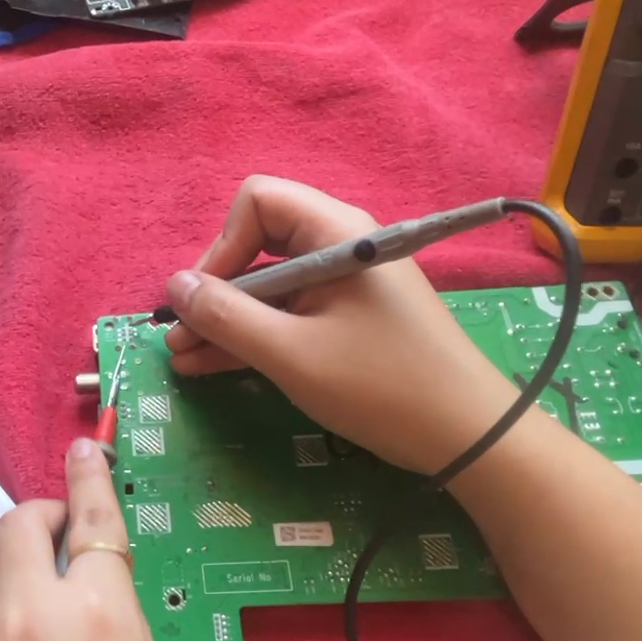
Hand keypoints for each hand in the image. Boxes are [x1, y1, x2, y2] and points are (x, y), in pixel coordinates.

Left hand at [0, 439, 186, 640]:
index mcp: (99, 615)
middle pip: (15, 526)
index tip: (81, 450)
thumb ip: (113, 629)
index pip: (92, 522)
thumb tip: (89, 596)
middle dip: (34, 522)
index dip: (87, 480)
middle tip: (46, 542)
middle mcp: (26, 615)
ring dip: (2, 596)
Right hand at [164, 174, 521, 475]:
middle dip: (214, 291)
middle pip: (257, 245)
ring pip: (267, 288)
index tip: (204, 301)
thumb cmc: (380, 385)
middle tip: (180, 336)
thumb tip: (173, 286)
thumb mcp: (291, 354)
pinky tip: (208, 364)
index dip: (221, 247)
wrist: (468, 437)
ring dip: (224, 320)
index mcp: (335, 234)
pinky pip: (286, 316)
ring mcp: (342, 286)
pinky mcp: (345, 321)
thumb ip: (227, 316)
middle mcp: (338, 247)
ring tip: (182, 358)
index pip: (257, 203)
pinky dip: (251, 337)